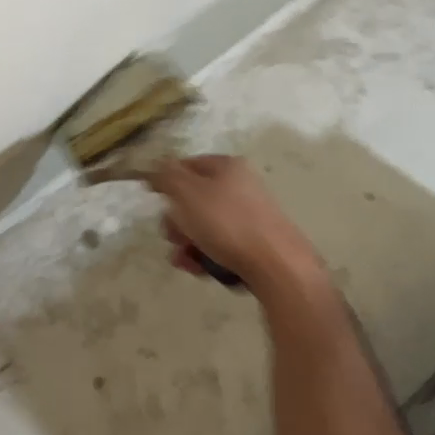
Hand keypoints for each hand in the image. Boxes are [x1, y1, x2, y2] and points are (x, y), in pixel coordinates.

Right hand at [146, 155, 320, 285]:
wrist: (279, 267)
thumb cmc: (227, 223)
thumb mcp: (186, 192)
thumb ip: (165, 175)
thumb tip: (155, 166)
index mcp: (227, 166)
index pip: (185, 165)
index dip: (166, 182)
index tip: (156, 202)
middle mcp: (242, 186)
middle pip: (194, 199)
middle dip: (177, 221)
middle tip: (173, 236)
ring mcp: (252, 216)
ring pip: (205, 225)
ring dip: (188, 242)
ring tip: (185, 260)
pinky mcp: (258, 243)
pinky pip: (222, 245)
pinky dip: (206, 255)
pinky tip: (200, 269)